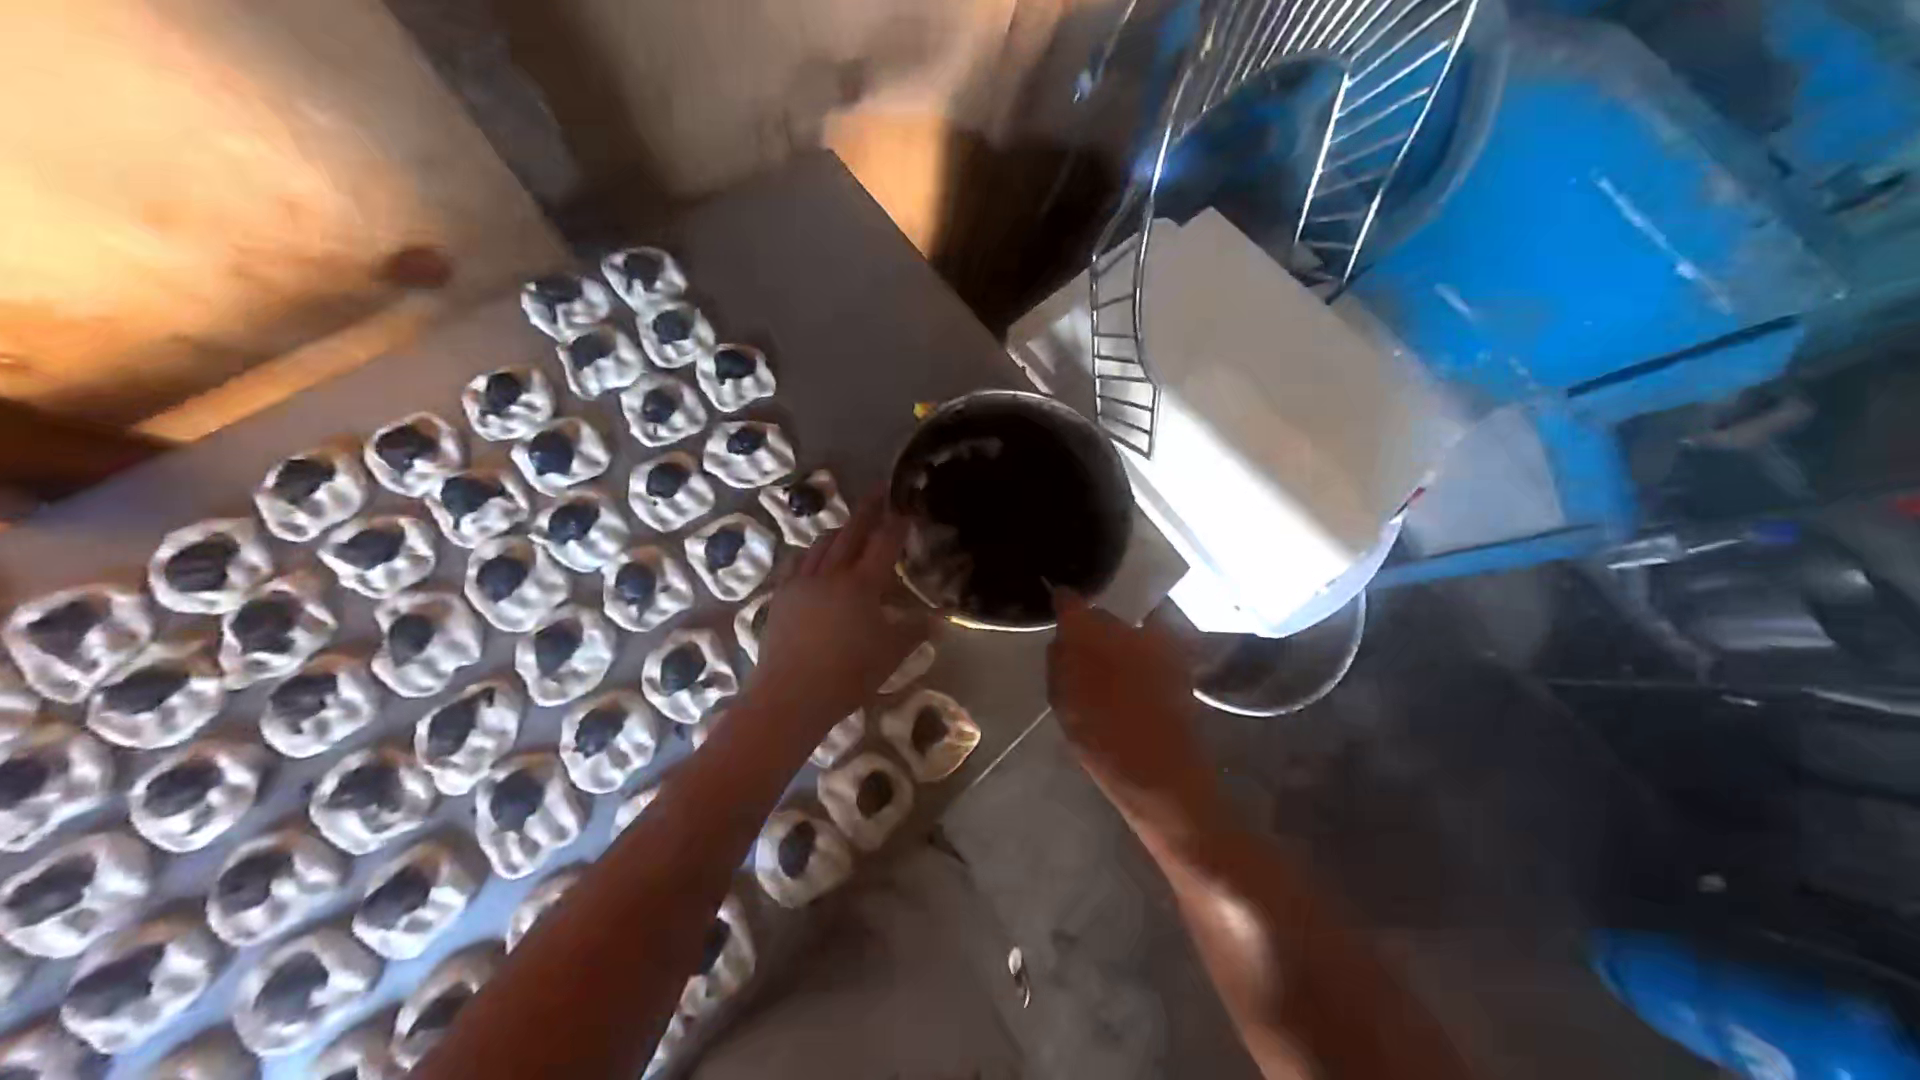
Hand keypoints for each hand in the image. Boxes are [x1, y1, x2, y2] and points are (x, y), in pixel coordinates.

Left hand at [749, 496, 929, 728]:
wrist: (791, 695)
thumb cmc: (848, 675)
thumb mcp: (891, 654)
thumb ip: (916, 631)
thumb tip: (939, 618)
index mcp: (862, 585)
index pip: (884, 543)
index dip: (897, 524)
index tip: (906, 509)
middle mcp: (831, 574)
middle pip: (851, 532)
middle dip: (867, 510)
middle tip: (878, 492)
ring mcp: (802, 582)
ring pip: (822, 544)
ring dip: (839, 530)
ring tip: (849, 526)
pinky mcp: (782, 595)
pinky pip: (798, 562)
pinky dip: (812, 551)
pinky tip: (815, 556)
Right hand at [1047, 590, 1221, 835]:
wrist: (1157, 769)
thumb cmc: (1098, 737)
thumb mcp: (1061, 700)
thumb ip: (1060, 661)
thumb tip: (1063, 637)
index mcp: (1087, 633)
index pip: (1070, 602)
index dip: (1064, 602)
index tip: (1060, 606)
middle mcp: (1123, 626)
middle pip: (1103, 616)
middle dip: (1095, 629)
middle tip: (1088, 653)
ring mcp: (1156, 640)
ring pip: (1130, 631)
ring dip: (1122, 642)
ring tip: (1115, 670)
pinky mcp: (1180, 659)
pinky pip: (1154, 646)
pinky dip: (1144, 655)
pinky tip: (1138, 679)